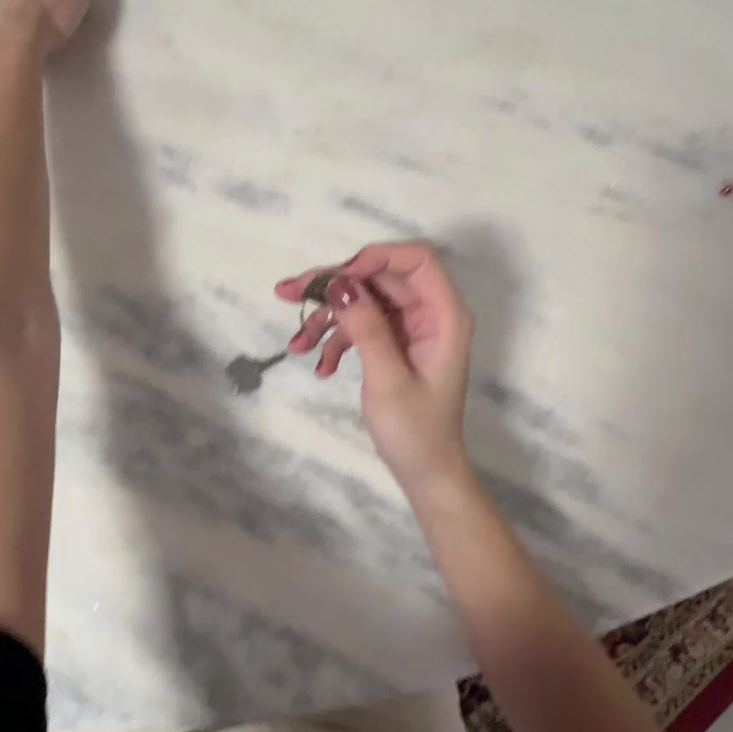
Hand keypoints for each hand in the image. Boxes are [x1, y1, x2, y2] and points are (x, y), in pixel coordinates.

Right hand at [276, 240, 475, 491]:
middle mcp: (429, 313)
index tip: (333, 278)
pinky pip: (360, 325)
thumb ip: (366, 326)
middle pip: (379, 276)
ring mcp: (410, 329)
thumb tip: (339, 282)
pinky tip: (320, 367)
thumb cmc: (416, 430)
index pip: (415, 259)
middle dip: (334, 286)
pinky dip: (336, 340)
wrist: (425, 473)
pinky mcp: (393, 344)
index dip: (373, 258)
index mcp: (444, 315)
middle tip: (288, 294)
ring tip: (297, 345)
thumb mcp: (387, 378)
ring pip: (363, 300)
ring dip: (327, 317)